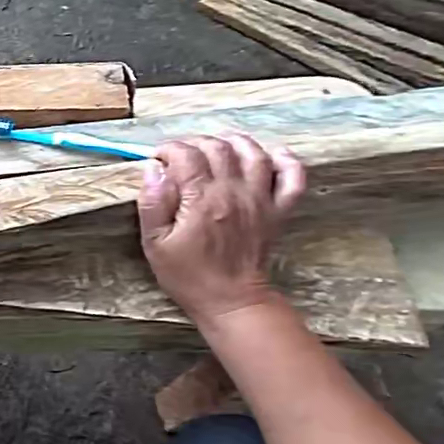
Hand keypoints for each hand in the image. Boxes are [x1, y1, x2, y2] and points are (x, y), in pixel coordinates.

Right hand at [137, 133, 305, 325]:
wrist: (231, 302)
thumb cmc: (188, 276)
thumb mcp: (155, 244)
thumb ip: (152, 203)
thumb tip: (153, 169)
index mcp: (201, 200)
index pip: (186, 155)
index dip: (168, 149)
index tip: (158, 159)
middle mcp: (233, 192)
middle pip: (218, 147)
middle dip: (195, 142)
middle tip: (181, 155)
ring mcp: (260, 200)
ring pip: (253, 152)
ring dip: (234, 141)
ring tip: (217, 146)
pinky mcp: (277, 211)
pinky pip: (292, 177)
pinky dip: (286, 160)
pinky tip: (270, 154)